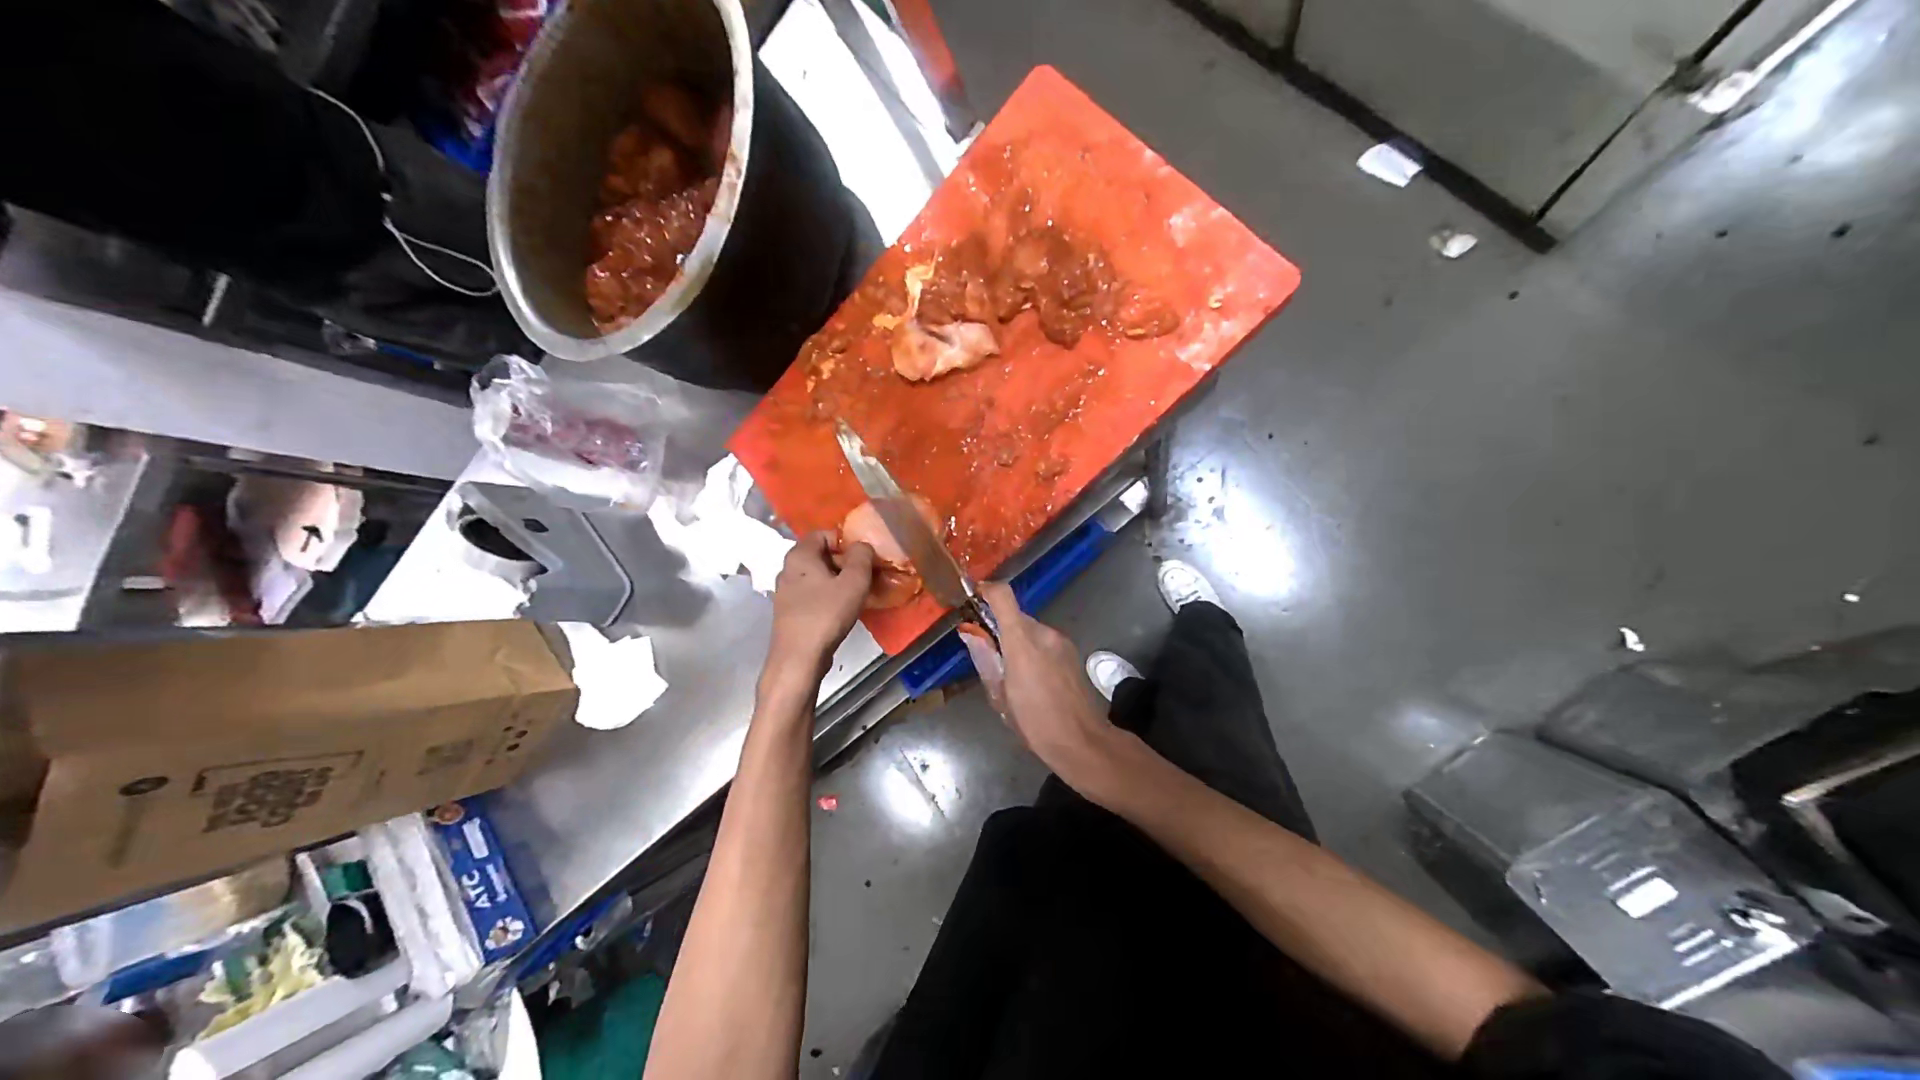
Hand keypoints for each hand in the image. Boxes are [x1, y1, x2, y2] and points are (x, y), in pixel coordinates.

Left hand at [765, 532, 872, 688]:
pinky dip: (829, 596)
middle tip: (865, 577)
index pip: (823, 533)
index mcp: (799, 555)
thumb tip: (862, 546)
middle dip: (845, 562)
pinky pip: (813, 594)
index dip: (845, 541)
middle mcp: (787, 568)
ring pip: (818, 576)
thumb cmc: (826, 614)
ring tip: (858, 595)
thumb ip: (862, 556)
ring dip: (839, 581)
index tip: (863, 558)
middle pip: (821, 554)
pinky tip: (842, 611)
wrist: (798, 658)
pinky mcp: (789, 611)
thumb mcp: (854, 581)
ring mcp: (786, 591)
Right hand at [975, 581, 1121, 790]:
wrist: (1081, 741)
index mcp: (1022, 641)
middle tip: (990, 654)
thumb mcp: (999, 696)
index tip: (974, 596)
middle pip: (1016, 616)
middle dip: (1001, 629)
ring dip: (1018, 642)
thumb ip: (985, 659)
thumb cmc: (1034, 723)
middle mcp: (1044, 633)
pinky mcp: (1072, 652)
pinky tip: (1033, 679)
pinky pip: (1045, 642)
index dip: (987, 591)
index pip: (1003, 597)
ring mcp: (1061, 641)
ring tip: (1013, 674)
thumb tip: (970, 633)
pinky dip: (1034, 651)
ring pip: (1031, 630)